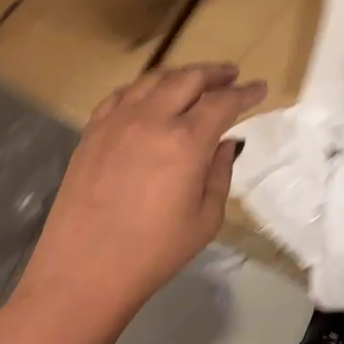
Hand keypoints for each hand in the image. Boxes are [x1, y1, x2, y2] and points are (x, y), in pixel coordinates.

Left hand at [19, 63, 266, 324]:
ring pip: (154, 80)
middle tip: (232, 75)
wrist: (84, 270)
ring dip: (181, 75)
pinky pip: (122, 95)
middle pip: (189, 78)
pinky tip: (150, 96)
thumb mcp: (206, 219)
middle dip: (215, 73)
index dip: (245, 93)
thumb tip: (223, 144)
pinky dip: (144, 88)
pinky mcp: (92, 131)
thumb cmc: (154, 252)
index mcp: (186, 142)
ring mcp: (118, 121)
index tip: (259, 88)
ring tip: (195, 80)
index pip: (224, 102)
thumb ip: (219, 174)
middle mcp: (152, 119)